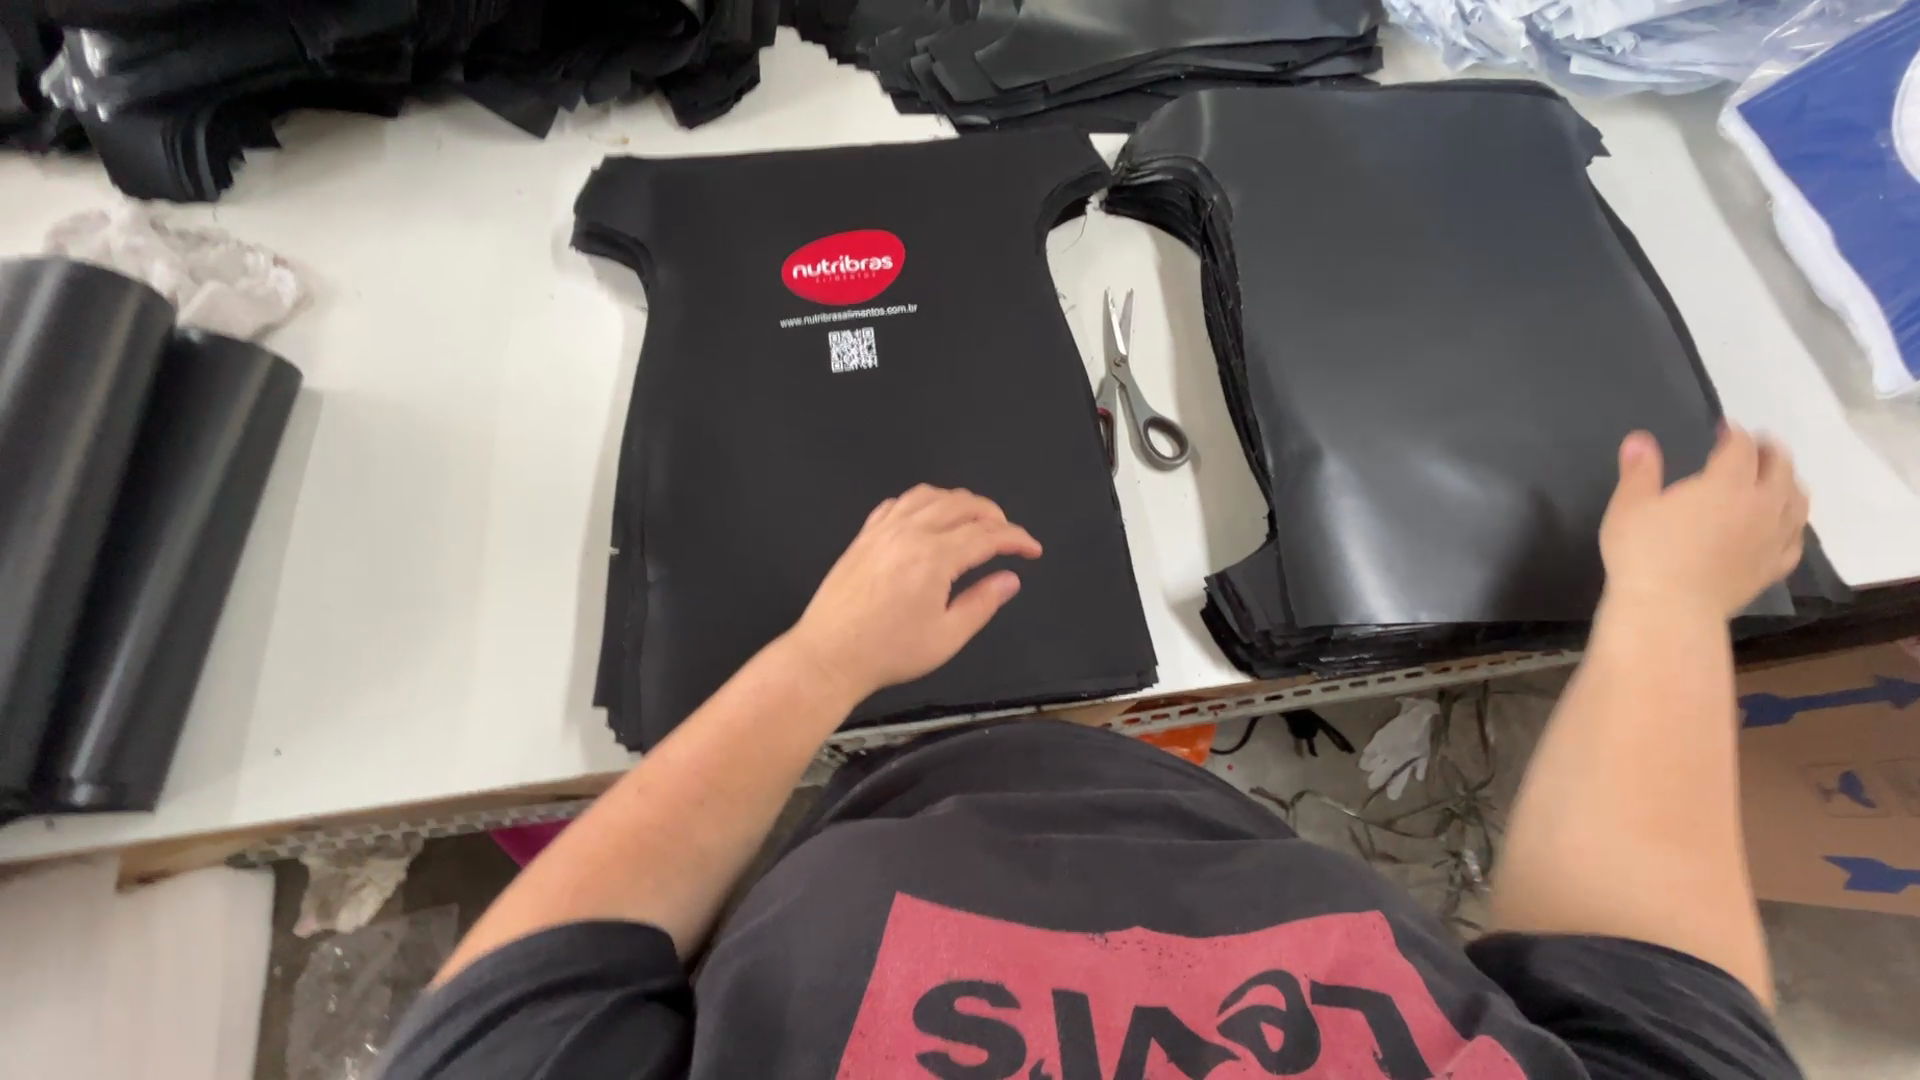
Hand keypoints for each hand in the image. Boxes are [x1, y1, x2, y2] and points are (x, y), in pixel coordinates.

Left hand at [786, 485, 1042, 700]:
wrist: (830, 656)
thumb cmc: (886, 652)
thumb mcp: (947, 636)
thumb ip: (982, 602)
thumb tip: (1008, 580)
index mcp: (934, 557)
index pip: (988, 535)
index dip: (1017, 539)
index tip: (1031, 549)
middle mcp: (909, 534)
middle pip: (962, 505)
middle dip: (993, 515)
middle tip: (1007, 535)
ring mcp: (883, 531)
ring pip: (930, 496)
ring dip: (960, 502)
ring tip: (974, 520)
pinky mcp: (864, 537)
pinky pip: (898, 503)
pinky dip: (923, 503)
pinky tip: (929, 517)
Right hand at [1599, 426, 1807, 619]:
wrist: (1669, 606)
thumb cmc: (1643, 551)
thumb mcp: (1629, 506)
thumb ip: (1639, 470)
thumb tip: (1639, 439)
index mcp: (1725, 484)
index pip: (1740, 449)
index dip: (1734, 434)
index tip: (1726, 427)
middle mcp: (1762, 504)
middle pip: (1779, 469)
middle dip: (1770, 452)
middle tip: (1761, 445)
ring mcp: (1774, 536)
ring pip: (1796, 501)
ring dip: (1789, 483)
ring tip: (1779, 480)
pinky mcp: (1774, 564)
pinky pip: (1795, 537)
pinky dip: (1792, 523)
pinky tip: (1784, 524)